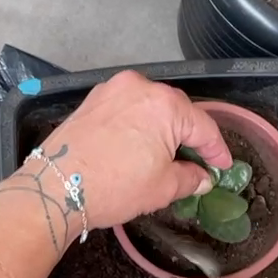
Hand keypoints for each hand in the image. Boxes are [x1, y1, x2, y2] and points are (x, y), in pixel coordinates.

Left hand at [25, 70, 233, 230]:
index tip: (223, 166)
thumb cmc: (112, 187)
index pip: (203, 126)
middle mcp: (139, 87)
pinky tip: (137, 148)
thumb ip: (189, 178)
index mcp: (165, 104)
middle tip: (196, 163)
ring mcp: (111, 91)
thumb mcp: (161, 188)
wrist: (54, 189)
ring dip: (160, 130)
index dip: (216, 150)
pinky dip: (136, 126)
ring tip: (165, 157)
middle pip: (175, 111)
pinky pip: (125, 110)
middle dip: (187, 137)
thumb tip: (202, 177)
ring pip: (148, 108)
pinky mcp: (91, 102)